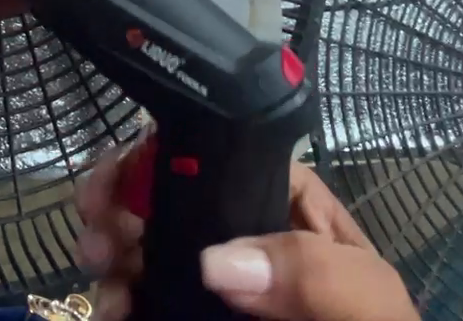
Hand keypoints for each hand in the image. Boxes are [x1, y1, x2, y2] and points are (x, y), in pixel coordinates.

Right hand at [76, 142, 418, 320]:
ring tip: (99, 281)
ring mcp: (220, 288)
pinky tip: (107, 311)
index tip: (114, 185)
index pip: (218, 158)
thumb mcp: (368, 308)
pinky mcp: (193, 316)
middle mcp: (247, 240)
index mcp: (289, 211)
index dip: (159, 159)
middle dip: (119, 205)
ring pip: (147, 248)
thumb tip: (215, 260)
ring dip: (108, 254)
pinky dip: (116, 300)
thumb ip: (314, 275)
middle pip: (169, 198)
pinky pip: (145, 299)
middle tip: (94, 238)